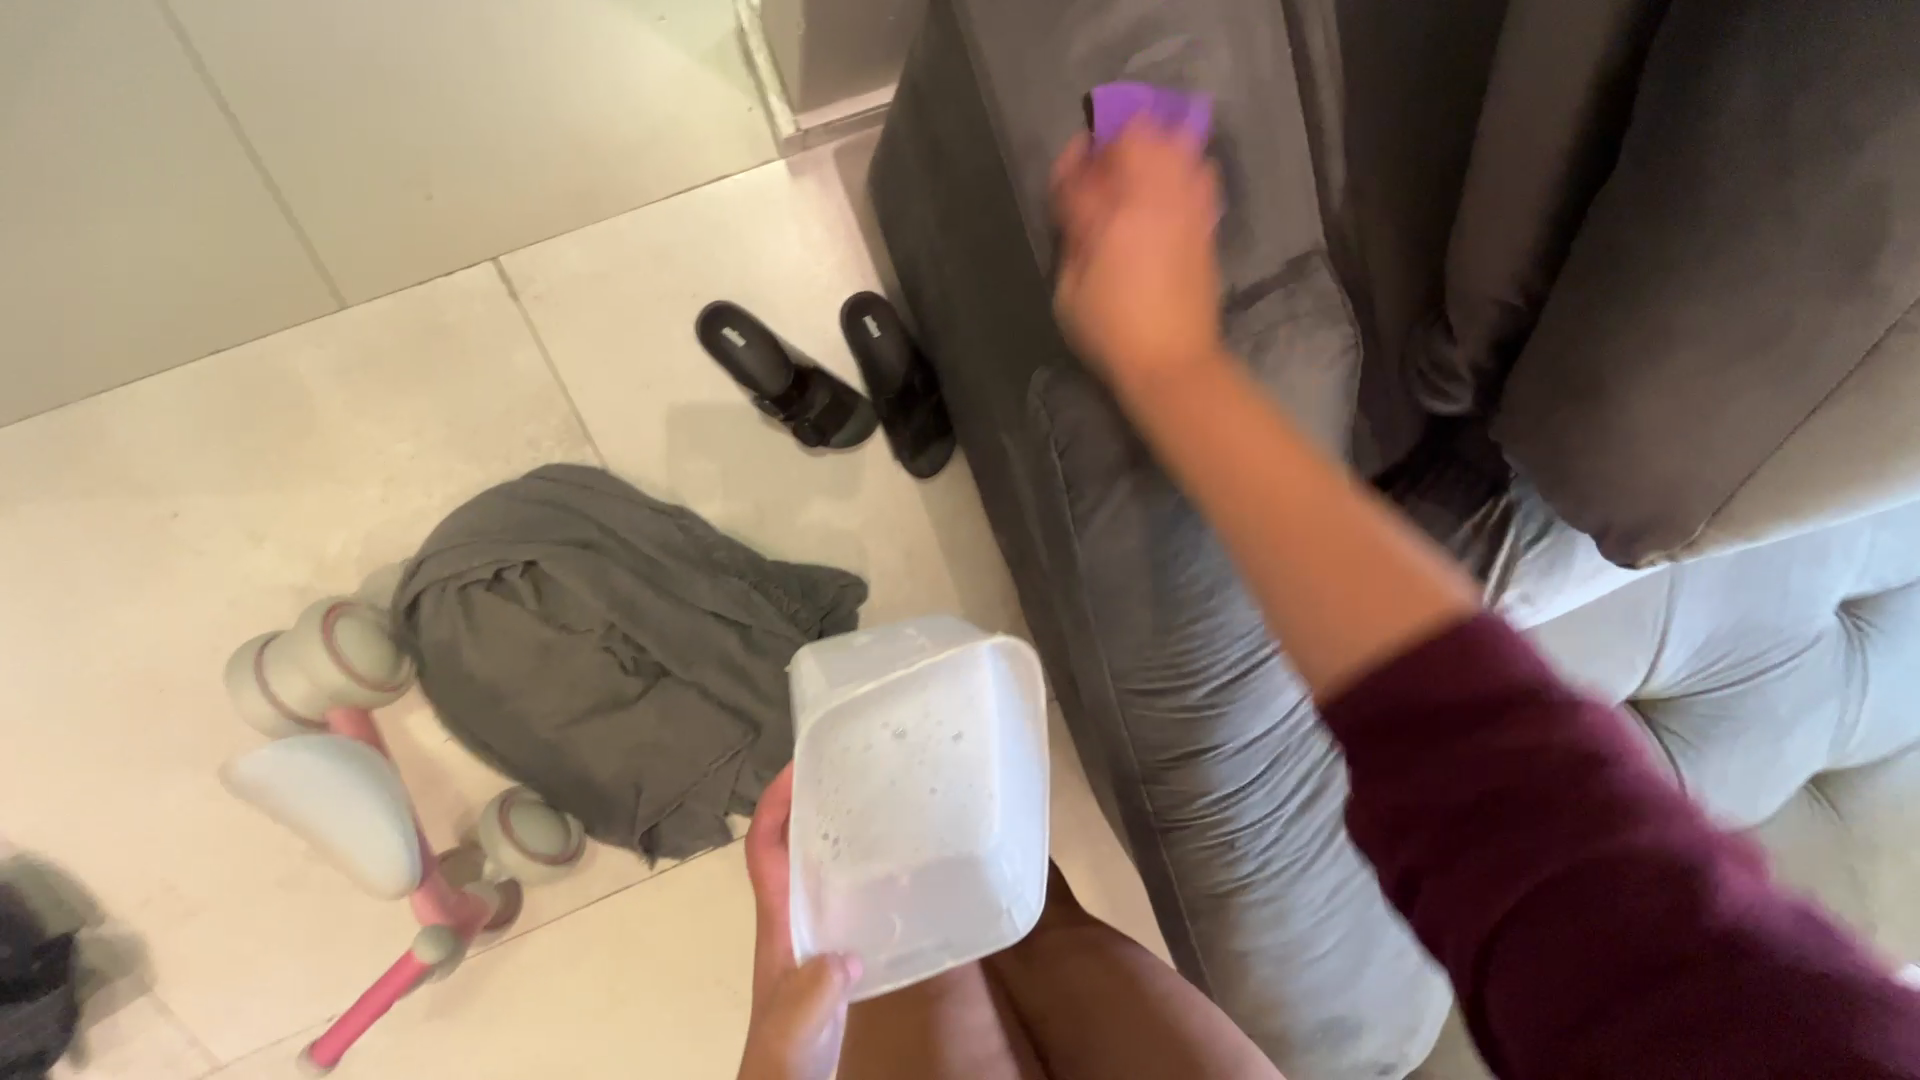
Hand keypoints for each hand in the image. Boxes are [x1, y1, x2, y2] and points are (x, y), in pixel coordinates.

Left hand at [736, 766, 860, 1079]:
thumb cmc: (782, 1054)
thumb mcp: (794, 1023)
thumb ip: (813, 990)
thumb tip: (846, 954)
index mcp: (776, 919)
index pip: (763, 849)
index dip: (774, 805)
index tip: (799, 768)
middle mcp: (791, 915)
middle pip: (792, 847)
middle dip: (810, 805)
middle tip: (851, 773)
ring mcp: (811, 933)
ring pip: (818, 868)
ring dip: (838, 835)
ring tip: (880, 807)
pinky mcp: (833, 951)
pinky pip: (845, 898)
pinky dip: (865, 876)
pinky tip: (902, 875)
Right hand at [1050, 122, 1224, 391]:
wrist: (1171, 362)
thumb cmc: (1111, 335)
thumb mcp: (1068, 296)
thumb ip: (1073, 244)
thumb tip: (1081, 216)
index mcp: (1108, 218)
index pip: (1083, 167)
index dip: (1072, 162)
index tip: (1069, 168)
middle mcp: (1151, 201)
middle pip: (1139, 135)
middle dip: (1118, 140)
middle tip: (1106, 165)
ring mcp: (1185, 209)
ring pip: (1177, 144)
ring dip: (1156, 146)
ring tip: (1142, 168)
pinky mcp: (1207, 226)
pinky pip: (1202, 175)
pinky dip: (1185, 169)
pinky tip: (1173, 189)